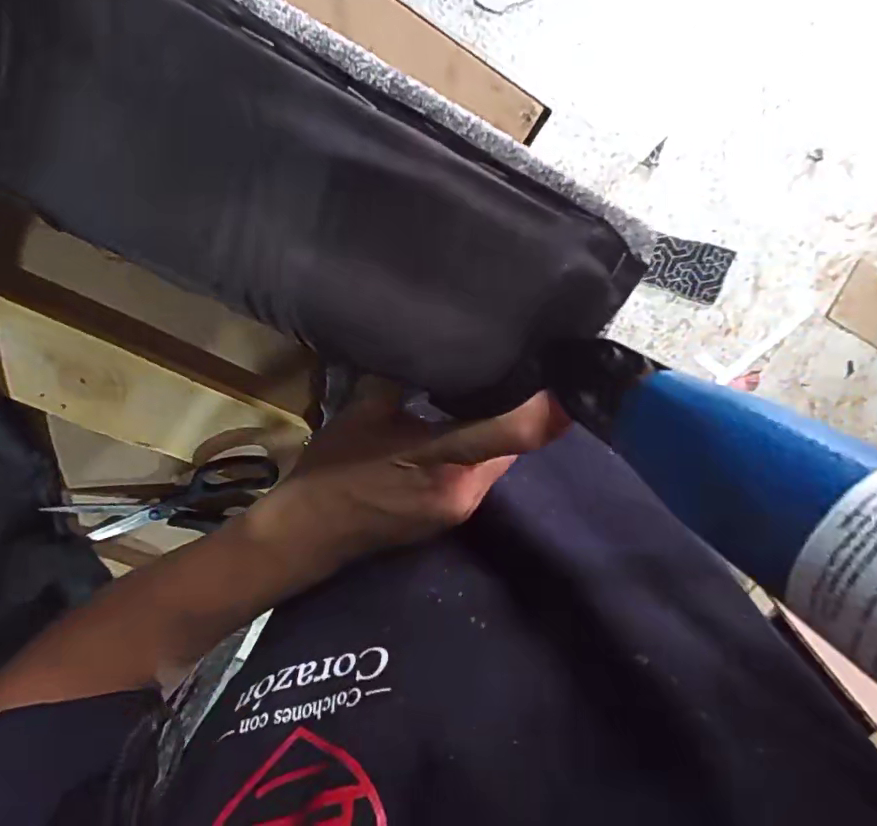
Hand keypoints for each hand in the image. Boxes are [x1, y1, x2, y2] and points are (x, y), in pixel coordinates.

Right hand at [244, 380, 568, 569]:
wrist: (309, 533)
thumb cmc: (335, 467)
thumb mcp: (366, 409)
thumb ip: (403, 376)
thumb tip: (429, 343)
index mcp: (447, 462)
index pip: (515, 433)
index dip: (548, 408)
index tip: (567, 376)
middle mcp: (466, 491)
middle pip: (512, 444)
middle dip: (519, 412)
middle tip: (522, 369)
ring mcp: (460, 510)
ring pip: (497, 460)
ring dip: (497, 431)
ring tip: (493, 390)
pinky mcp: (450, 518)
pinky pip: (479, 475)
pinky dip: (479, 450)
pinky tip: (462, 425)